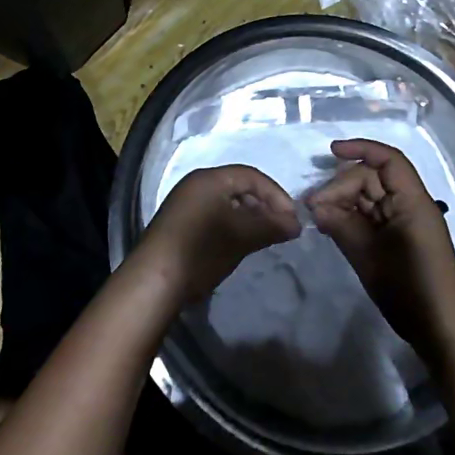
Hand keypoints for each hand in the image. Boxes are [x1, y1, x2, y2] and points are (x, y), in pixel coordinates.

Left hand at [139, 166, 299, 302]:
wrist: (157, 278)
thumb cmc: (201, 249)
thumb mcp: (241, 236)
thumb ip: (271, 226)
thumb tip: (296, 224)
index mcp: (209, 179)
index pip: (251, 176)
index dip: (276, 195)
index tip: (293, 220)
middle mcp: (196, 184)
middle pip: (239, 186)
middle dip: (264, 205)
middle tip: (282, 229)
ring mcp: (187, 202)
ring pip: (227, 201)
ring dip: (249, 216)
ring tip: (265, 238)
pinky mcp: (182, 221)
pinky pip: (215, 213)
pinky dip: (233, 223)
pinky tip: (242, 242)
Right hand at [311, 139, 454, 350]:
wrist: (439, 327)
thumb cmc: (410, 285)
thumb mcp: (368, 254)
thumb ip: (340, 224)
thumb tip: (314, 206)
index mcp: (412, 202)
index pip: (388, 161)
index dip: (361, 149)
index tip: (330, 152)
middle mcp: (407, 206)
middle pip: (370, 178)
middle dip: (339, 186)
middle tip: (312, 208)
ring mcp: (400, 222)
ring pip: (365, 197)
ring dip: (339, 202)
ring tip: (317, 218)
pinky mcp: (393, 238)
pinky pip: (366, 216)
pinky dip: (346, 216)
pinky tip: (328, 226)